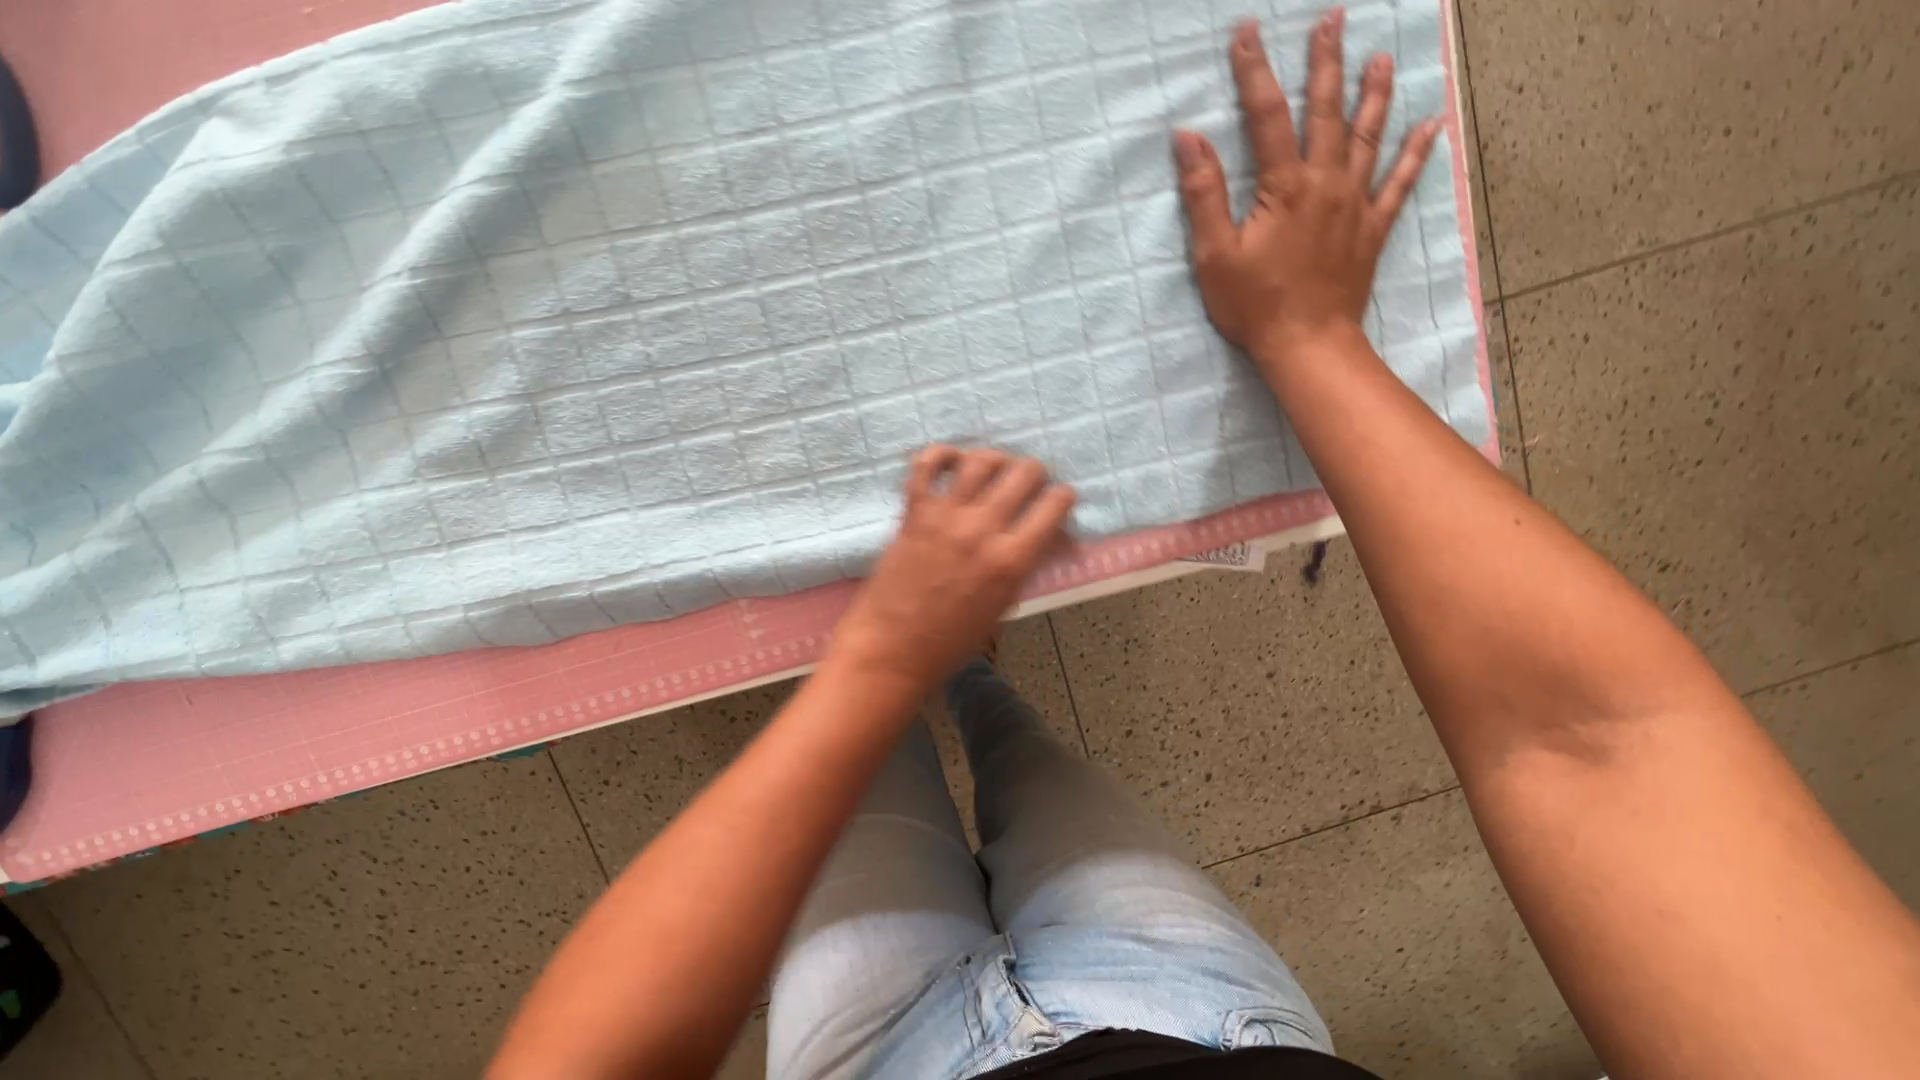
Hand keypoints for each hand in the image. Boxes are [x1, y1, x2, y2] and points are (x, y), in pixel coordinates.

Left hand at [827, 446, 1075, 691]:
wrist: (891, 651)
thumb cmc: (951, 642)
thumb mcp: (1003, 607)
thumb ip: (1031, 567)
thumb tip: (1062, 542)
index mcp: (1011, 560)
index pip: (1054, 506)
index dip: (1063, 498)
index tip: (1059, 499)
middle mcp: (982, 530)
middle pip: (1024, 473)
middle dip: (1035, 473)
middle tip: (1031, 483)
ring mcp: (945, 517)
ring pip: (981, 461)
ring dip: (996, 459)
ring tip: (997, 467)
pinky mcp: (913, 513)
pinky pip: (927, 466)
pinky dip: (942, 455)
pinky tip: (953, 461)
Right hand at [1175, 11, 1441, 374]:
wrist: (1308, 345)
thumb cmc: (1255, 305)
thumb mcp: (1215, 254)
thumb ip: (1204, 193)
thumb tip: (1189, 137)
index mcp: (1285, 187)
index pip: (1267, 116)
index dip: (1254, 71)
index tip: (1247, 32)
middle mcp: (1327, 184)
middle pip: (1326, 111)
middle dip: (1326, 62)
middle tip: (1333, 19)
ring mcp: (1356, 205)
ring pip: (1368, 137)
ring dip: (1373, 94)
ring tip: (1379, 56)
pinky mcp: (1373, 230)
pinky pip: (1400, 183)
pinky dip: (1418, 152)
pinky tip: (1431, 124)